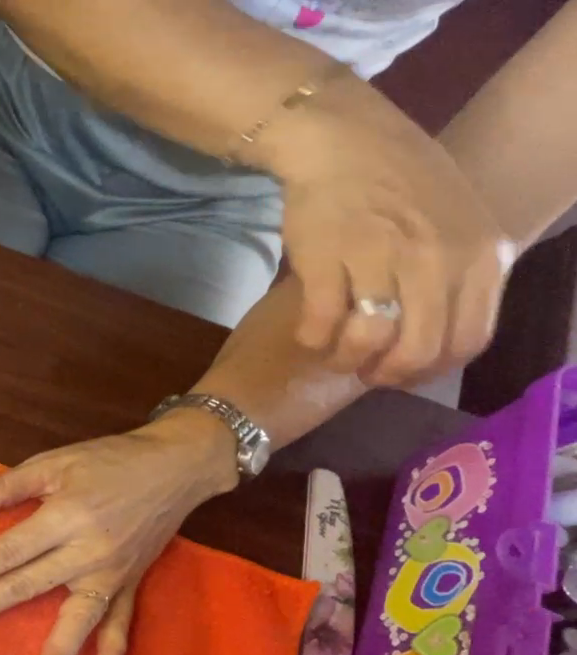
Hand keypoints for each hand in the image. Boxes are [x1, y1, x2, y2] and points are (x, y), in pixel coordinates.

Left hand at [0, 410, 237, 654]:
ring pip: (78, 617)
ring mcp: (111, 573)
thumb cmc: (107, 460)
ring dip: (58, 652)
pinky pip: (123, 624)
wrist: (179, 464)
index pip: (6, 552)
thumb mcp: (52, 463)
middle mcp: (86, 552)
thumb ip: (2, 488)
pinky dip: (117, 654)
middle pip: (26, 586)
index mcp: (63, 518)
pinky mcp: (131, 583)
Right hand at [258, 79, 513, 386]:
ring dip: (345, 359)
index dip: (430, 370)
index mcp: (482, 255)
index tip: (401, 371)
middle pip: (418, 348)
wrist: (347, 145)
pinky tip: (307, 333)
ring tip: (332, 354)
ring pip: (369, 339)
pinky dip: (312, 337)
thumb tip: (430, 333)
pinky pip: (321, 321)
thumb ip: (454, 276)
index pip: (470, 339)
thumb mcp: (455, 228)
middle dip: (385, 373)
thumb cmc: (401, 186)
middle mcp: (439, 260)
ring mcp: (382, 260)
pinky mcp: (327, 261)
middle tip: (362, 370)